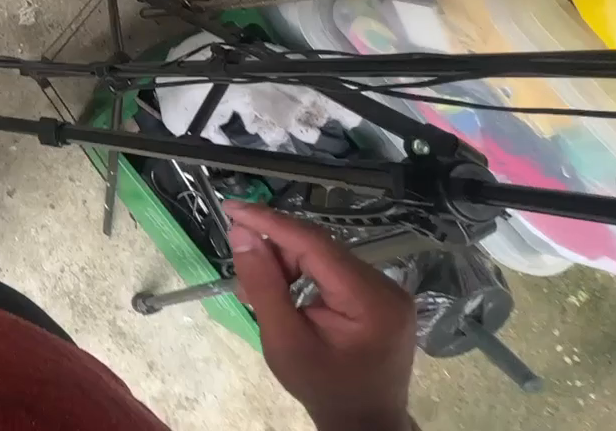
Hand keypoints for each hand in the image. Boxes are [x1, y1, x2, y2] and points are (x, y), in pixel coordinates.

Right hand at [225, 202, 415, 430]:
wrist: (362, 423)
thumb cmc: (323, 386)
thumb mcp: (283, 338)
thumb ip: (263, 283)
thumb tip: (239, 232)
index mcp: (370, 299)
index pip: (313, 243)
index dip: (269, 221)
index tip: (230, 207)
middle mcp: (385, 286)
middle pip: (317, 246)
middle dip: (273, 247)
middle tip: (239, 261)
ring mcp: (383, 290)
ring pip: (319, 253)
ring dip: (283, 261)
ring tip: (256, 286)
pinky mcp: (375, 294)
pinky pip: (328, 266)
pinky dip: (298, 271)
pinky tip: (280, 289)